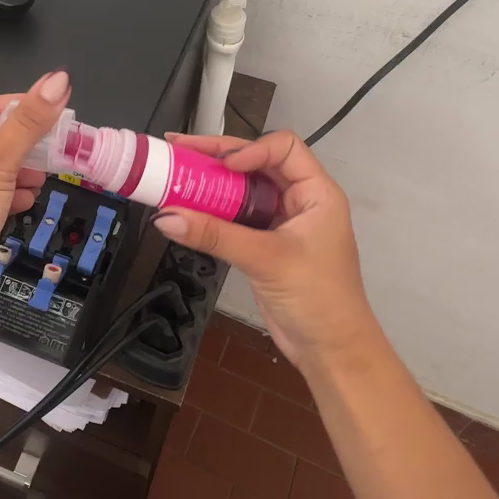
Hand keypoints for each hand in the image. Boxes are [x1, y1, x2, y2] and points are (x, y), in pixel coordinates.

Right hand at [151, 131, 378, 371]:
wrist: (331, 350)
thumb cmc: (319, 298)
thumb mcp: (266, 259)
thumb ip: (215, 235)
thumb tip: (167, 217)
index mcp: (317, 192)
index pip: (283, 148)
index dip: (251, 149)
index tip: (222, 166)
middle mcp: (299, 199)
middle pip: (256, 162)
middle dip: (218, 155)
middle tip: (178, 149)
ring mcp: (280, 220)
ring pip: (241, 187)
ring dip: (210, 181)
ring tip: (174, 172)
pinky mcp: (263, 242)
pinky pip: (234, 214)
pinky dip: (210, 209)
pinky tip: (185, 206)